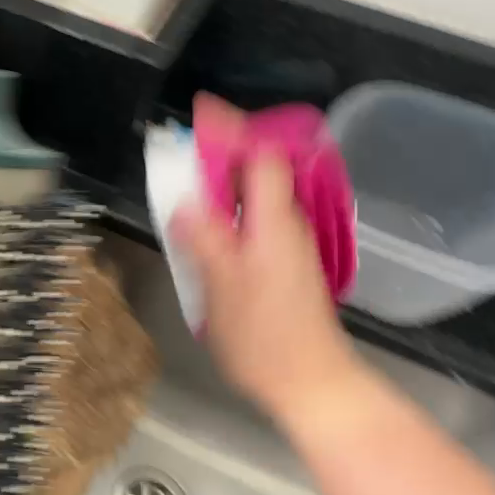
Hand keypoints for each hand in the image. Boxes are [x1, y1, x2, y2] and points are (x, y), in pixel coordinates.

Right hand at [172, 151, 366, 425]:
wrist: (310, 383)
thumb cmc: (263, 336)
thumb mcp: (222, 286)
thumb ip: (204, 238)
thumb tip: (184, 201)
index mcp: (272, 225)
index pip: (259, 159)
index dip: (233, 132)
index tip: (204, 111)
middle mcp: (285, 228)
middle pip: (259, 175)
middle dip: (225, 156)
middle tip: (186, 154)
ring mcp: (288, 250)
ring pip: (256, 201)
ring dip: (225, 187)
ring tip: (188, 191)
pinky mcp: (284, 270)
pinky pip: (255, 224)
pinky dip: (231, 215)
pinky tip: (208, 233)